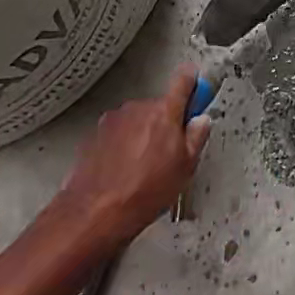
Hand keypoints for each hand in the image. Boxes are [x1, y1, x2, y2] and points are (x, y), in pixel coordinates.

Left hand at [55, 64, 211, 247]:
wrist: (95, 214)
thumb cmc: (141, 192)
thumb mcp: (186, 166)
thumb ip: (197, 136)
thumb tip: (201, 123)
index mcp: (165, 111)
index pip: (184, 80)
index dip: (193, 82)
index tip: (198, 89)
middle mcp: (137, 109)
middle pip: (159, 105)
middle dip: (166, 122)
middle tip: (170, 148)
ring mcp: (113, 121)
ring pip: (136, 120)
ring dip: (142, 134)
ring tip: (144, 166)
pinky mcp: (93, 136)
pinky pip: (116, 134)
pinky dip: (122, 147)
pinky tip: (125, 172)